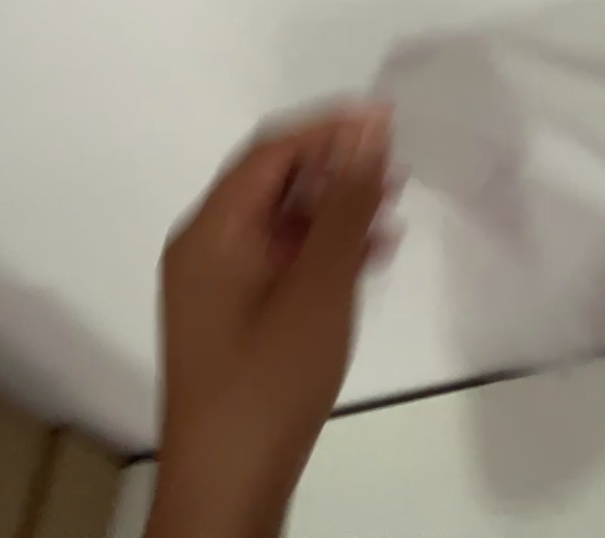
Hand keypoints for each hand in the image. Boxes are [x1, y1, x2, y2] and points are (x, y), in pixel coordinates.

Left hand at [148, 104, 396, 537]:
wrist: (231, 484)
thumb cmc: (272, 375)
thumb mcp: (319, 281)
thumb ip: (348, 200)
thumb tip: (371, 128)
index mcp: (213, 229)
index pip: (273, 150)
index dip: (331, 127)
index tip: (388, 119)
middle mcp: (208, 244)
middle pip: (277, 181)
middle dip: (338, 167)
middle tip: (396, 166)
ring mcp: (222, 279)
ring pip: (286, 218)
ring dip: (339, 206)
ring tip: (393, 205)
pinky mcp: (240, 307)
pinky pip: (285, 254)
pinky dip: (327, 244)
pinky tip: (371, 251)